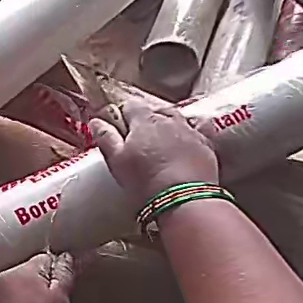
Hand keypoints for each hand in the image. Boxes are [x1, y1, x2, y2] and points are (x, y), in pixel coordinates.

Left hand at [0, 251, 76, 302]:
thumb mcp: (61, 297)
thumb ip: (65, 273)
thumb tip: (66, 257)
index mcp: (26, 269)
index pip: (46, 257)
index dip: (56, 273)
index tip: (60, 289)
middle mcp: (7, 273)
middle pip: (30, 269)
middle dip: (40, 282)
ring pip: (18, 282)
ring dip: (26, 291)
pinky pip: (7, 295)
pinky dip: (15, 302)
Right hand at [88, 92, 219, 200]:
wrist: (184, 198)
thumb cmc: (144, 180)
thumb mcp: (117, 160)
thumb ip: (106, 137)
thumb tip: (96, 121)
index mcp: (144, 119)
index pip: (130, 105)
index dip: (123, 115)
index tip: (119, 130)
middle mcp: (169, 118)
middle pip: (155, 109)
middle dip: (146, 120)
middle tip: (139, 140)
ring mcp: (190, 130)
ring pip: (176, 118)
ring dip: (168, 126)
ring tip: (161, 143)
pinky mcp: (206, 144)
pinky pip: (197, 131)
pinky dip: (190, 134)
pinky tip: (186, 146)